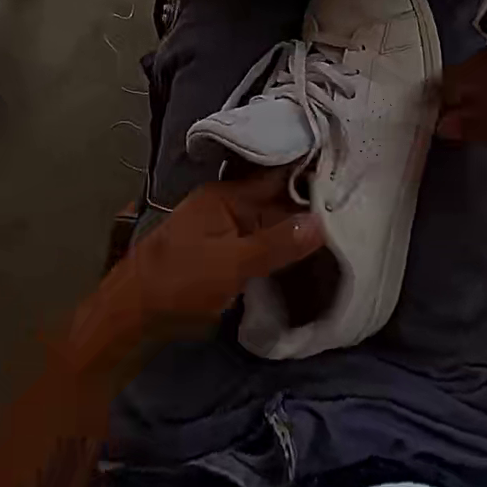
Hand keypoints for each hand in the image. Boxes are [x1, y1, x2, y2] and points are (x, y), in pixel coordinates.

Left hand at [102, 170, 325, 341]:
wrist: (133, 311)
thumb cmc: (178, 281)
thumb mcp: (231, 264)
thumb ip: (276, 244)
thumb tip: (321, 221)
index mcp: (225, 197)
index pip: (275, 178)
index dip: (308, 177)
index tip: (346, 176)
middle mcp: (224, 205)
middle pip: (273, 201)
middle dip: (307, 206)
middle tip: (354, 208)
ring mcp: (221, 228)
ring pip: (266, 222)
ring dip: (294, 228)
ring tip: (341, 228)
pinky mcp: (220, 251)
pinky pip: (256, 240)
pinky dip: (277, 245)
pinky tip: (303, 253)